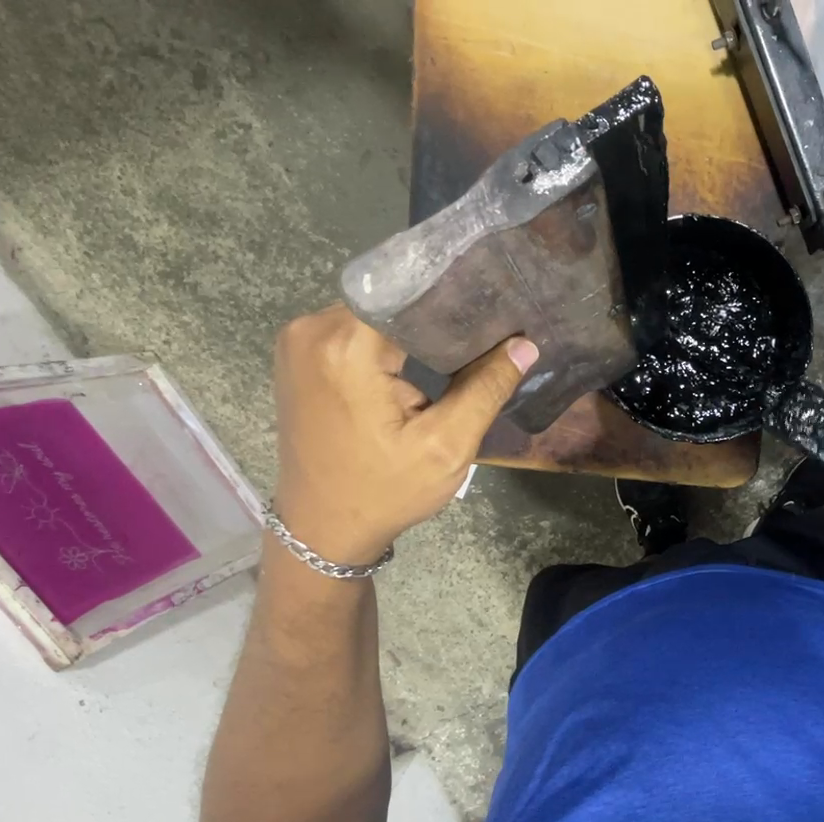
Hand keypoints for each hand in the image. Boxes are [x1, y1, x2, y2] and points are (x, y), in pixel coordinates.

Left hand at [270, 305, 536, 564]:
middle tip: (488, 333)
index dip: (452, 297)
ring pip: (373, 316)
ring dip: (413, 333)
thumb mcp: (446, 446)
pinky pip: (352, 333)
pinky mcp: (297, 358)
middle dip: (436, 317)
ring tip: (460, 350)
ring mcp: (298, 342)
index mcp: (344, 346)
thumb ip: (485, 390)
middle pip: (389, 301)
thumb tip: (525, 345)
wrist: (324, 529)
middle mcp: (311, 330)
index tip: (494, 305)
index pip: (407, 291)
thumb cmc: (385, 490)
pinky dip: (388, 344)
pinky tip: (420, 366)